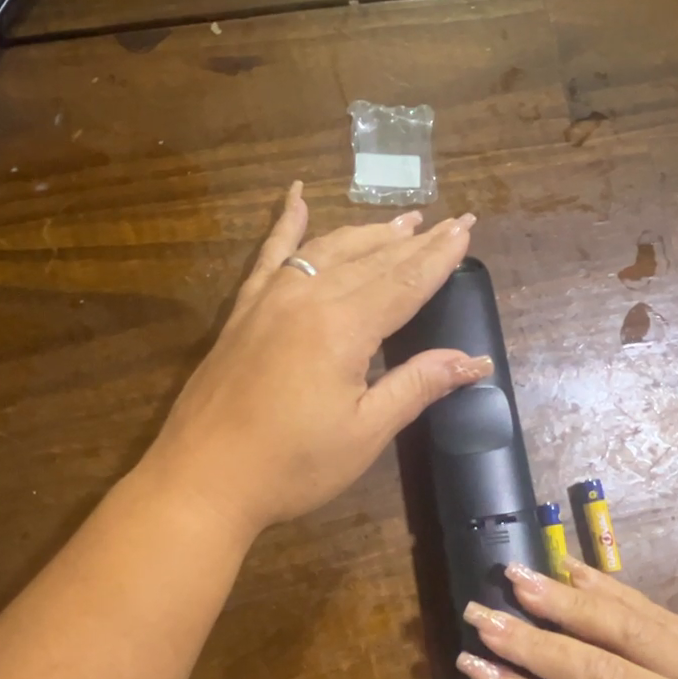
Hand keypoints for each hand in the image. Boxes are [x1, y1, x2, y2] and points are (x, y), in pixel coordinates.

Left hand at [143, 181, 487, 534]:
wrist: (203, 479)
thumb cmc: (291, 466)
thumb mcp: (364, 433)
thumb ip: (416, 386)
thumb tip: (474, 360)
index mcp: (343, 327)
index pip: (405, 281)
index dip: (439, 257)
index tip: (467, 228)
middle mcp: (307, 298)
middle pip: (371, 259)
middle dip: (413, 240)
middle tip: (448, 219)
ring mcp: (268, 300)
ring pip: (327, 251)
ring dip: (366, 233)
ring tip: (400, 221)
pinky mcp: (241, 313)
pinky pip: (269, 256)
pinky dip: (286, 225)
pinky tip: (295, 199)